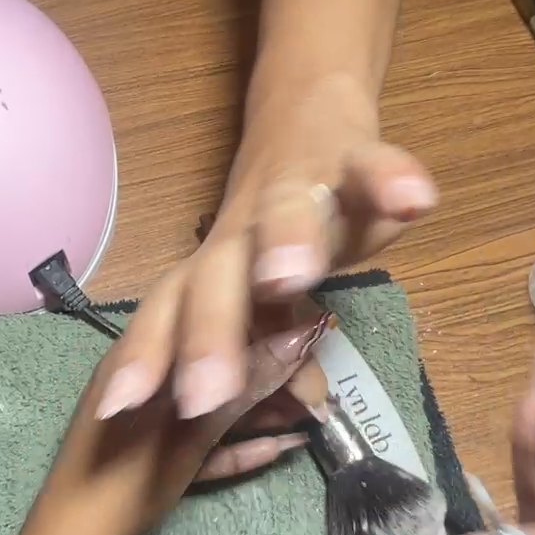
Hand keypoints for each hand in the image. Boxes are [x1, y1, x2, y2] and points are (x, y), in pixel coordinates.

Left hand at [22, 313, 328, 534]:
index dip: (258, 323)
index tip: (308, 343)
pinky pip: (203, 441)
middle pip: (215, 362)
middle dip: (269, 373)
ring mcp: (149, 422)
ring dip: (260, 410)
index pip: (202, 315)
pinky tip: (281, 450)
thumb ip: (240, 386)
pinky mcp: (155, 459)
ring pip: (213, 403)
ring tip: (313, 420)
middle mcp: (143, 380)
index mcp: (137, 357)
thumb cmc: (123, 484)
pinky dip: (237, 445)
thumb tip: (298, 337)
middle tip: (317, 398)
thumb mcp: (187, 432)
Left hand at [94, 72, 436, 420]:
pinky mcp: (352, 157)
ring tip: (288, 278)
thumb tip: (298, 414)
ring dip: (283, 242)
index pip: (168, 317)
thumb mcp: (264, 295)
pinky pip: (371, 166)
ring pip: (284, 211)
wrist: (302, 120)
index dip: (144, 360)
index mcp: (210, 272)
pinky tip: (415, 201)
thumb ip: (273, 351)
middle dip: (208, 337)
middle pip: (215, 280)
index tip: (120, 408)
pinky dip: (389, 178)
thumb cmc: (271, 232)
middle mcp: (239, 233)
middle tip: (203, 395)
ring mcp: (295, 189)